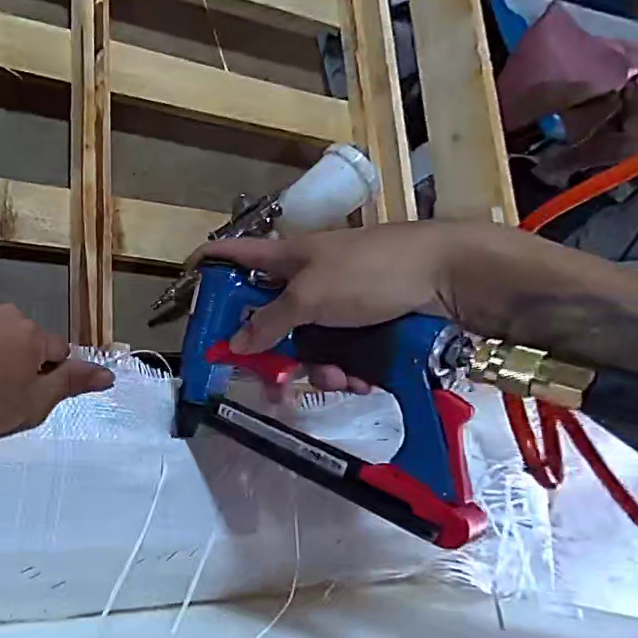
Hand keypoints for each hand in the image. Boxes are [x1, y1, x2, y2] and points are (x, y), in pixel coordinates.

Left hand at [0, 305, 114, 440]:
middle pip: (35, 343)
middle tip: (12, 395)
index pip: (61, 353)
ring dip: (9, 361)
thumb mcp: (37, 400)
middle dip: (31, 366)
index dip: (52, 378)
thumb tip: (108, 374)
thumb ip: (73, 382)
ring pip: (10, 342)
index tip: (33, 396)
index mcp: (32, 332)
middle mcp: (8, 316)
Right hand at [190, 222, 498, 393]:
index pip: (230, 254)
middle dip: (268, 353)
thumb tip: (234, 344)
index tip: (186, 292)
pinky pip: (337, 351)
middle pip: (264, 317)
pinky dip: (345, 368)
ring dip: (315, 368)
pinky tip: (360, 378)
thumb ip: (269, 321)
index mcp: (284, 257)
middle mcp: (303, 279)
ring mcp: (334, 302)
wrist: (450, 275)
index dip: (204, 268)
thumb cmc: (371, 271)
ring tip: (338, 380)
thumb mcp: (311, 296)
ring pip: (303, 343)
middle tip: (268, 382)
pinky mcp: (362, 323)